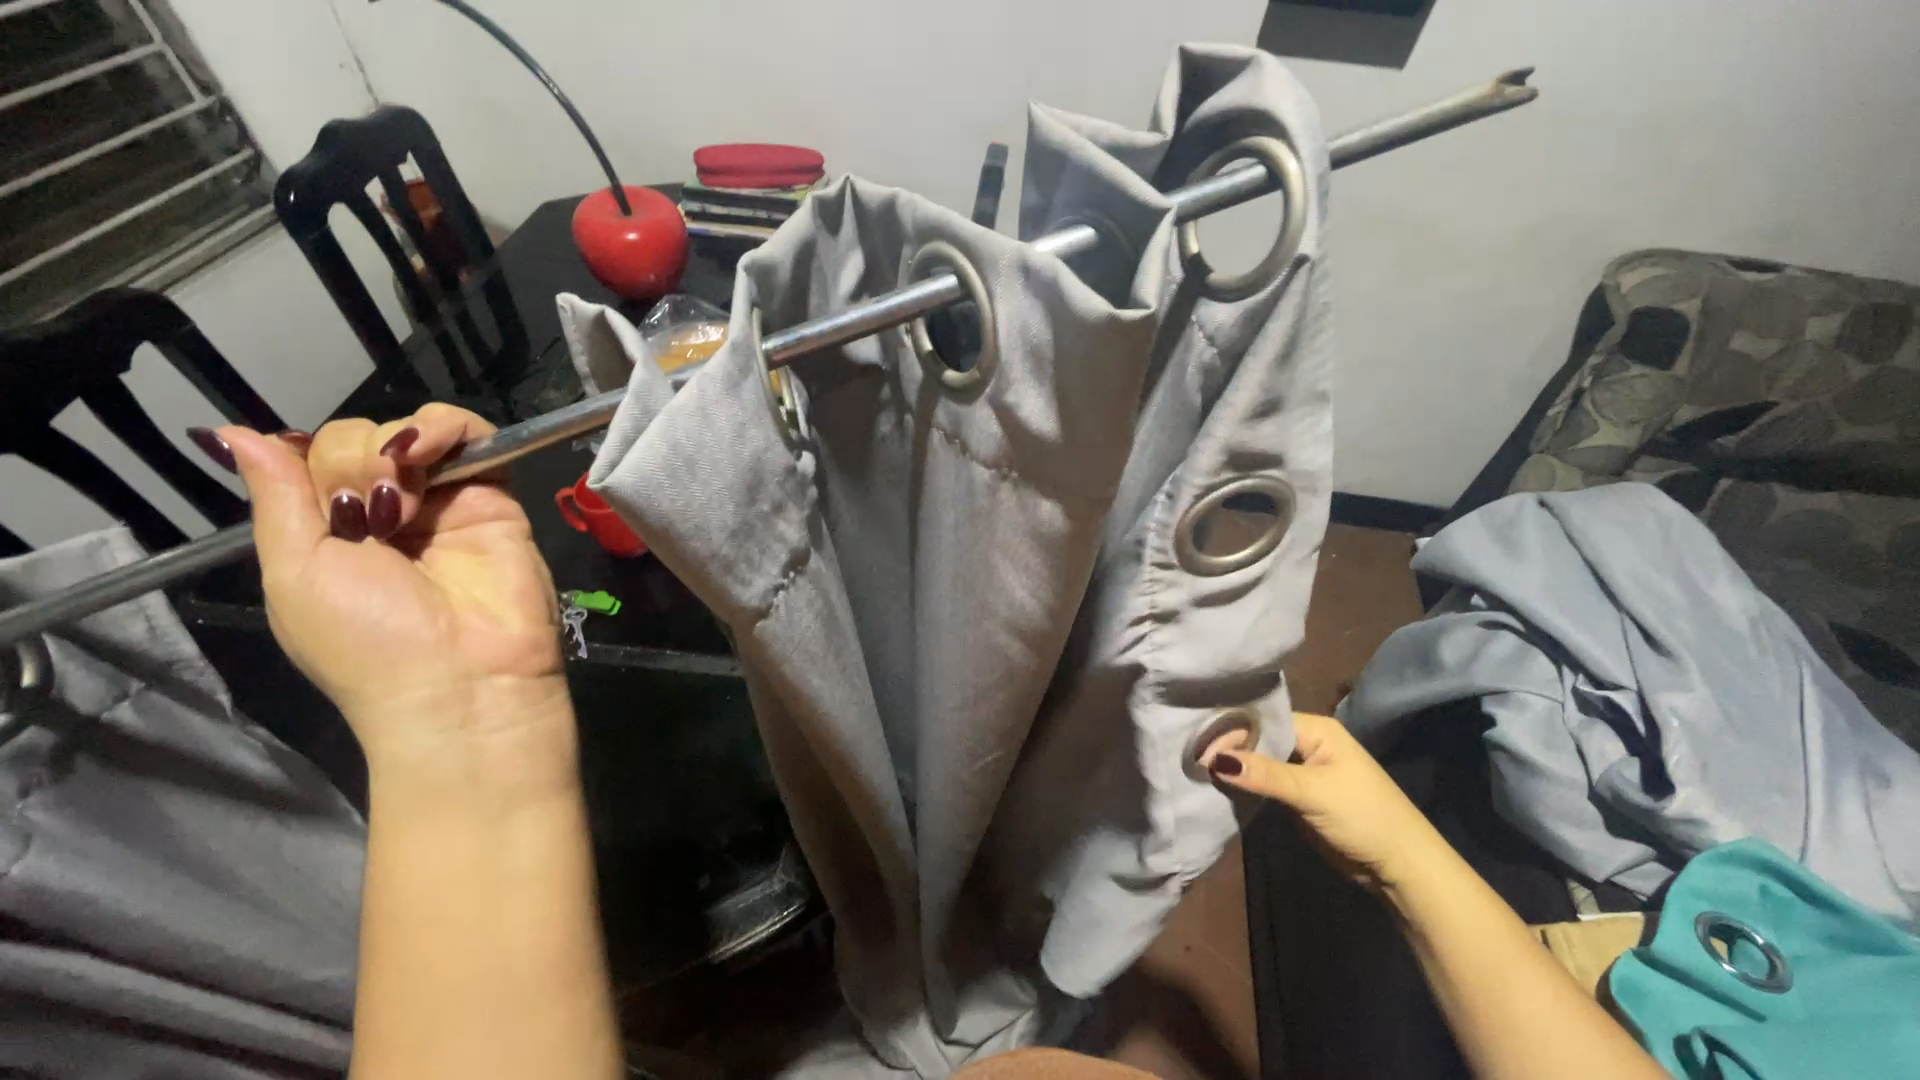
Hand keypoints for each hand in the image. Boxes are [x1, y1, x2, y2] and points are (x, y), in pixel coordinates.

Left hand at [211, 406, 567, 775]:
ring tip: (401, 491)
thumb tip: (236, 432)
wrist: (463, 678)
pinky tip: (425, 448)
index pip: (310, 462)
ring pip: (408, 431)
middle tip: (367, 516)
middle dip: (349, 463)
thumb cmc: (369, 638)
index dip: (307, 459)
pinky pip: (472, 435)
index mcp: (331, 536)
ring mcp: (444, 503)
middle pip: (355, 441)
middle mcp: (387, 514)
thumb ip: (277, 499)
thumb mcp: (296, 574)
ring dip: (390, 446)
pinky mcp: (496, 497)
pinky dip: (445, 425)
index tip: (312, 491)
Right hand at [1206, 712, 1448, 892]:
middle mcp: (1308, 743)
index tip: (1196, 745)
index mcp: (1316, 729)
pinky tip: (1218, 786)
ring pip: (1259, 761)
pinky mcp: (1297, 796)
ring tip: (1194, 769)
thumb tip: (1214, 760)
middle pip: (1259, 738)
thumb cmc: (1364, 817)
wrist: (1399, 866)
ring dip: (1234, 767)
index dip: (1231, 731)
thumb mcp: (1312, 792)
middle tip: (1188, 756)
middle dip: (1228, 748)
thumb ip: (1265, 775)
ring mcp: (1302, 770)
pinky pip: (1264, 782)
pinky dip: (1244, 784)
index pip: (1263, 720)